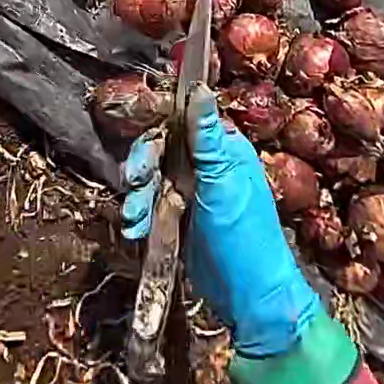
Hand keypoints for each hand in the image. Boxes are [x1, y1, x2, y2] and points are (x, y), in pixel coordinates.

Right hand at [122, 86, 320, 356]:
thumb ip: (206, 136)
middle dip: (144, 164)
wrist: (248, 297)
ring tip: (135, 219)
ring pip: (152, 176)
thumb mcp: (222, 181)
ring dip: (139, 195)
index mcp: (223, 147)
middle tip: (135, 181)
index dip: (161, 128)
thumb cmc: (244, 234)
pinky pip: (151, 203)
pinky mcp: (178, 216)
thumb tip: (199, 86)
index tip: (147, 145)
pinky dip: (141, 214)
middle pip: (162, 147)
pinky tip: (137, 229)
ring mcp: (191, 190)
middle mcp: (206, 163)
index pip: (184, 120)